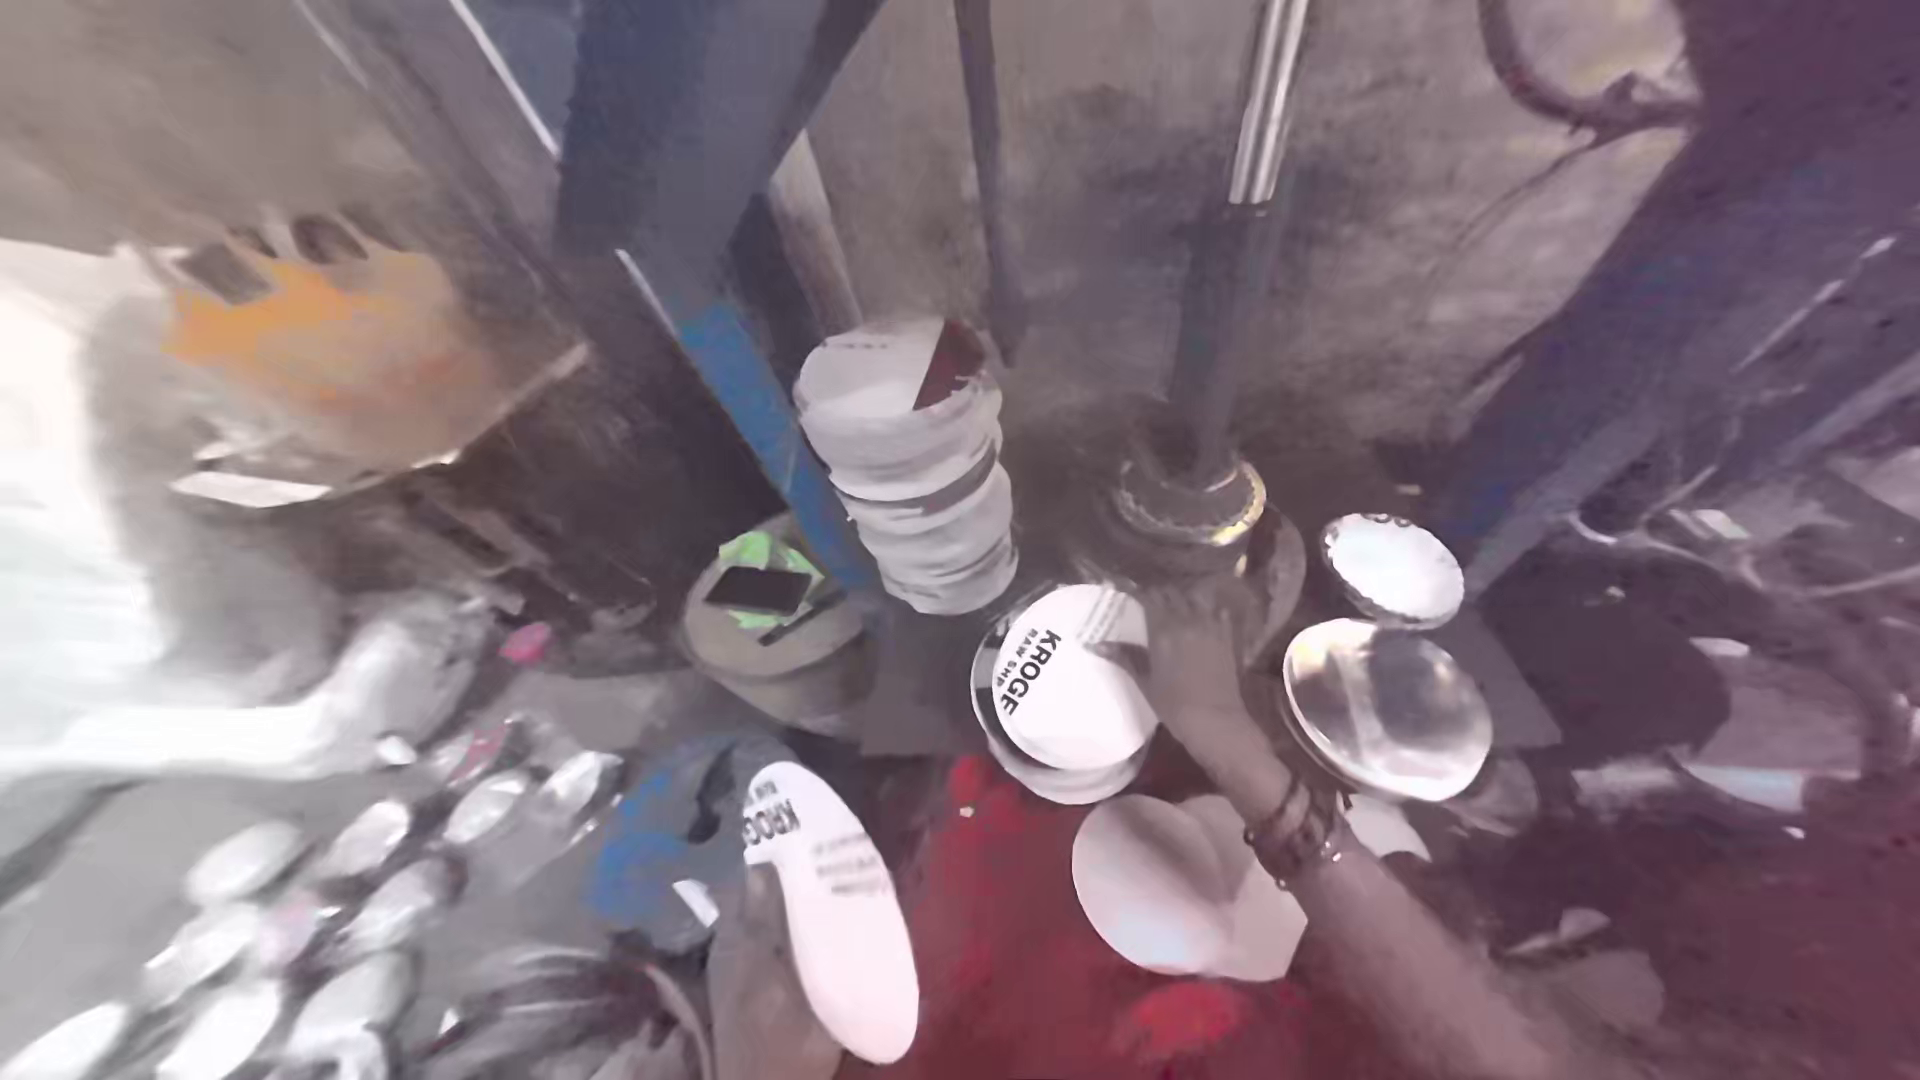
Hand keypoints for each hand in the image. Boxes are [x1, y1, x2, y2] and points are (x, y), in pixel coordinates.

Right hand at [1127, 575, 1259, 725]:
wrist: (1215, 721)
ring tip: (1175, 607)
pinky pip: (1218, 612)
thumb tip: (1095, 644)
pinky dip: (1208, 610)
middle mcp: (1186, 620)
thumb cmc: (1173, 704)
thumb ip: (1124, 656)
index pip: (1147, 597)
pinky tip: (1203, 617)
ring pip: (1194, 598)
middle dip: (1157, 594)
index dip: (1136, 591)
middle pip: (1170, 593)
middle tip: (1148, 602)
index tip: (1125, 590)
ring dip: (1182, 599)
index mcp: (1162, 629)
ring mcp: (1210, 626)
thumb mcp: (1144, 680)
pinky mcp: (1226, 637)